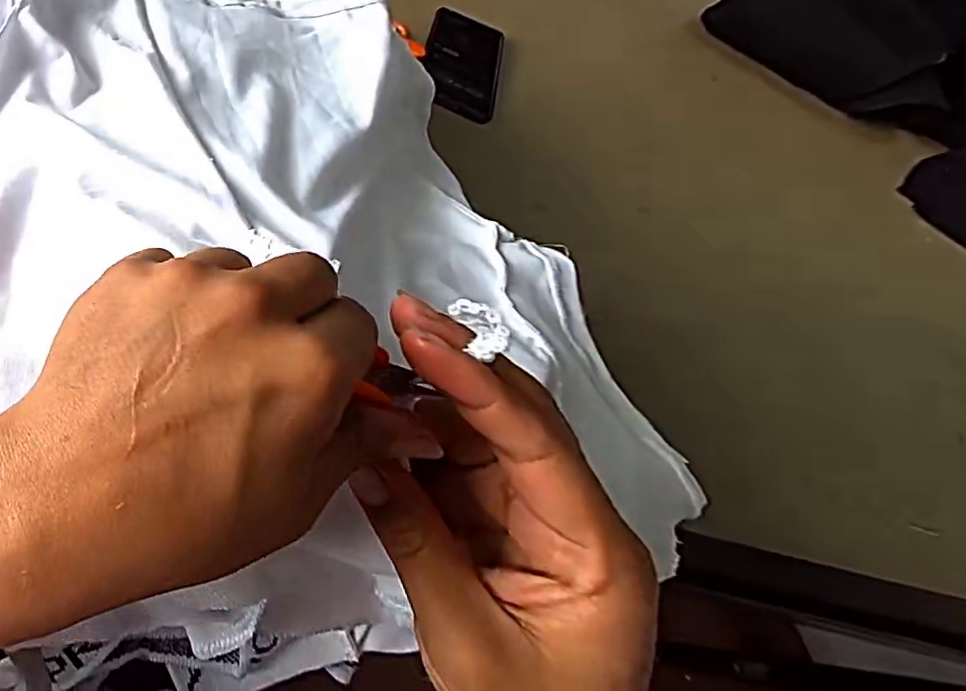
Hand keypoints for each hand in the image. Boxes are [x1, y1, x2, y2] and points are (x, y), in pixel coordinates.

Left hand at [0, 248, 438, 619]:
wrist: (61, 500)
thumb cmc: (184, 518)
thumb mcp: (291, 501)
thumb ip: (357, 443)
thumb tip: (409, 420)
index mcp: (308, 362)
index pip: (357, 321)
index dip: (341, 351)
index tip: (316, 373)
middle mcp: (256, 304)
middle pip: (310, 270)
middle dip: (301, 307)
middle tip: (263, 352)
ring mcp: (189, 279)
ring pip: (240, 265)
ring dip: (234, 299)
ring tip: (195, 351)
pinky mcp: (134, 271)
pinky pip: (174, 266)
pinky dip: (173, 296)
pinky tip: (149, 343)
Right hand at [350, 294, 658, 690]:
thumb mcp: (470, 646)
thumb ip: (417, 546)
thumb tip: (369, 466)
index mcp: (596, 549)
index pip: (534, 438)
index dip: (475, 380)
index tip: (426, 341)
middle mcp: (571, 515)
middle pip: (515, 414)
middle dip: (457, 361)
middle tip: (408, 319)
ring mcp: (534, 512)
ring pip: (480, 428)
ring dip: (428, 395)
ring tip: (380, 367)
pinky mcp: (500, 518)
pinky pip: (457, 459)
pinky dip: (418, 435)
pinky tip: (388, 416)